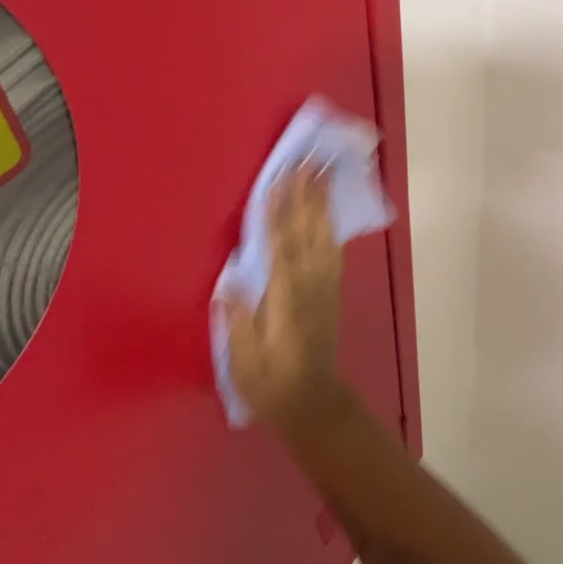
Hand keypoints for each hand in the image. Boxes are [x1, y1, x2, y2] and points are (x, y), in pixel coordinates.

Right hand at [223, 165, 346, 431]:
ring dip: (321, 203)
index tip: (277, 181)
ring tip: (321, 172)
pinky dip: (330, 226)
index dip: (278, 213)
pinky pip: (332, 251)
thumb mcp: (245, 361)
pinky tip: (328, 210)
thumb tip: (229, 280)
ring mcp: (323, 287)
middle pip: (307, 232)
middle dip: (306, 194)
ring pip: (324, 236)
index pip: (280, 247)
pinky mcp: (330, 292)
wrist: (312, 403)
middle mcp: (308, 286)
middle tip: (308, 160)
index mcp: (285, 300)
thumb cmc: (271, 384)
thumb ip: (239, 320)